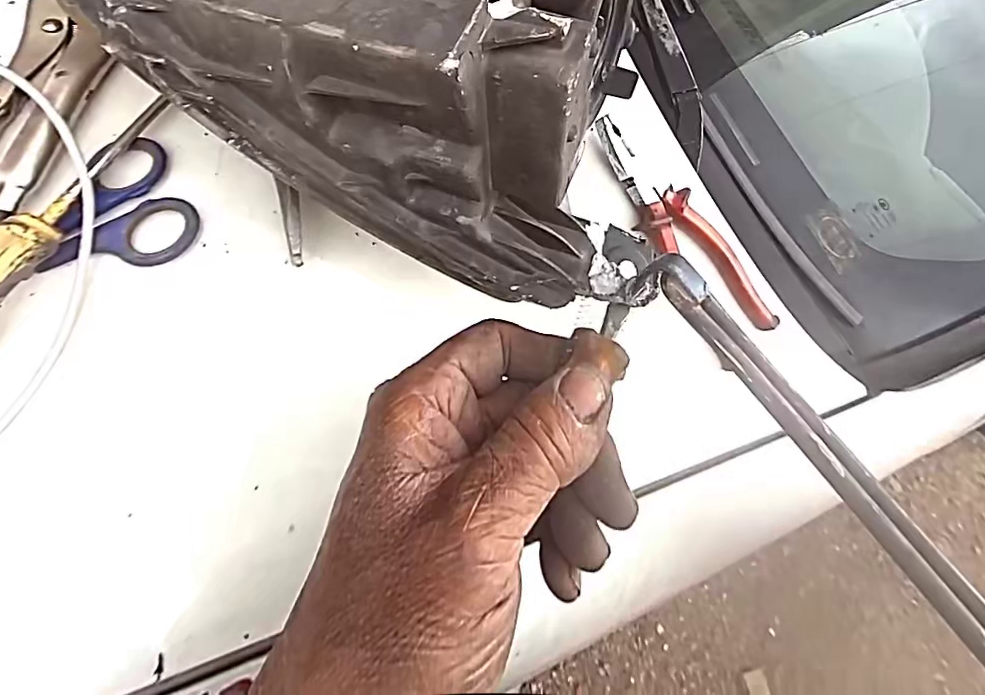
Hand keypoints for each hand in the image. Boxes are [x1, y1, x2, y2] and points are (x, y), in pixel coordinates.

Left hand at [255, 321, 636, 693]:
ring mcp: (458, 484)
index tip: (605, 376)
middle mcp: (438, 440)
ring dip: (579, 494)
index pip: (499, 346)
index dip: (557, 356)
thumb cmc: (377, 639)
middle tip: (608, 484)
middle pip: (532, 403)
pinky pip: (537, 498)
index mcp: (419, 414)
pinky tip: (565, 563)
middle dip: (580, 445)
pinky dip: (563, 527)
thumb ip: (537, 444)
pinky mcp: (475, 525)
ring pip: (543, 453)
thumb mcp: (476, 524)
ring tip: (588, 540)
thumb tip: (587, 381)